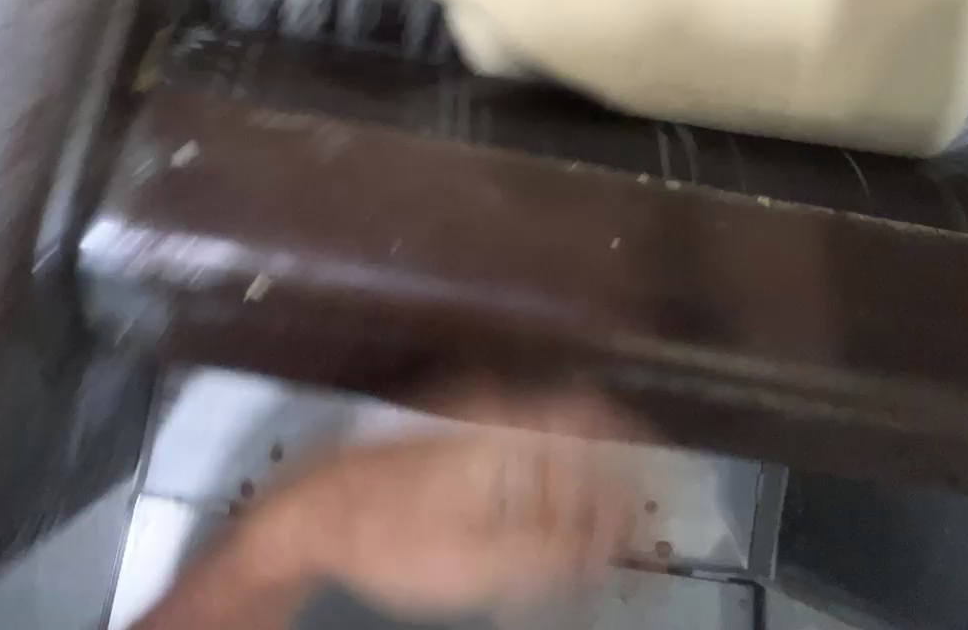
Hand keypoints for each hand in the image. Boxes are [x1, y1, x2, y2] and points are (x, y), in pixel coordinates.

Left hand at [239, 388, 641, 621]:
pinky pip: (511, 449)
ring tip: (574, 544)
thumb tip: (610, 531)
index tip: (651, 487)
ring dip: (568, 486)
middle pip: (570, 429)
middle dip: (601, 480)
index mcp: (502, 425)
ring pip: (540, 441)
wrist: (316, 514)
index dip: (630, 443)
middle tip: (612, 535)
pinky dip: (535, 485)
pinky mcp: (447, 435)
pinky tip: (529, 531)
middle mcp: (488, 406)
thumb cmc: (395, 538)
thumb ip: (555, 543)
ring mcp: (463, 416)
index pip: (588, 412)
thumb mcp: (482, 560)